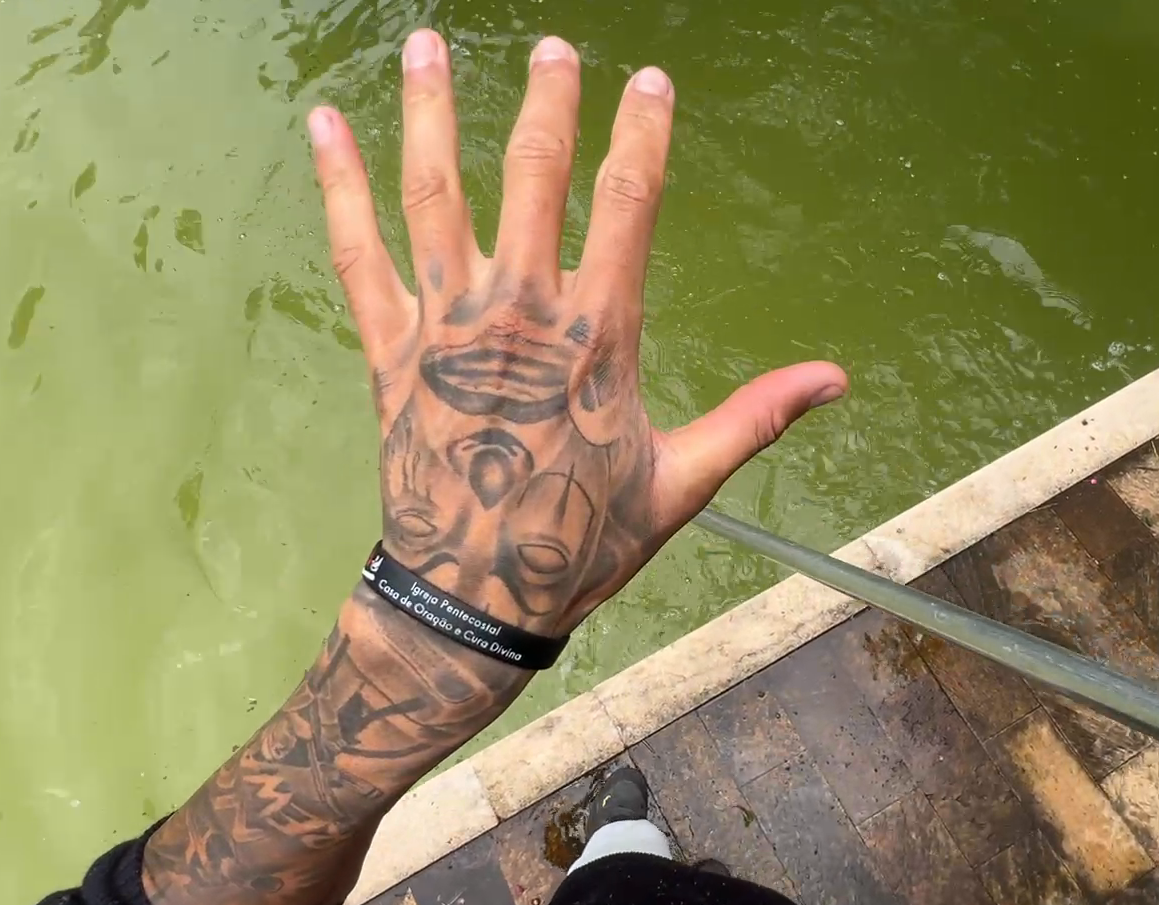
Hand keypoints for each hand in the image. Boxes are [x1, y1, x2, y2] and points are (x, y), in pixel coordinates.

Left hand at [308, 29, 845, 636]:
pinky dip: (341, 190)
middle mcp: (521, 314)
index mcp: (599, 338)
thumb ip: (753, 418)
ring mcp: (448, 327)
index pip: (628, 206)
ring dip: (434, 114)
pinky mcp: (390, 352)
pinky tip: (325, 128)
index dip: (642, 136)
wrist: (479, 596)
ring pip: (437, 195)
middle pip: (534, 177)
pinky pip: (359, 256)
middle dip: (548, 105)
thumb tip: (834, 380)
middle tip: (553, 49)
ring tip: (425, 46)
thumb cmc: (583, 542)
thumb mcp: (681, 484)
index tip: (649, 82)